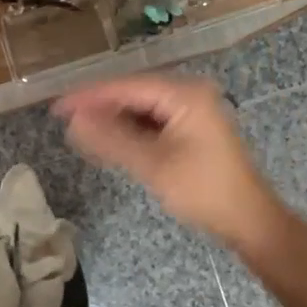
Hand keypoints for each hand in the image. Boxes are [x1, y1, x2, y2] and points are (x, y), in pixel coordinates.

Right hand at [52, 74, 288, 248]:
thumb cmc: (204, 191)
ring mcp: (192, 110)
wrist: (250, 220)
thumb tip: (73, 122)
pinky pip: (153, 121)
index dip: (89, 96)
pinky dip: (130, 131)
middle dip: (99, 107)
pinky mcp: (192, 128)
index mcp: (183, 93)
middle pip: (133, 93)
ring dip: (113, 120)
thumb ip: (111, 140)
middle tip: (64, 120)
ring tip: (80, 132)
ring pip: (141, 108)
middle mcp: (188, 93)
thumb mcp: (152, 165)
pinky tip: (109, 142)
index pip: (125, 86)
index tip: (57, 108)